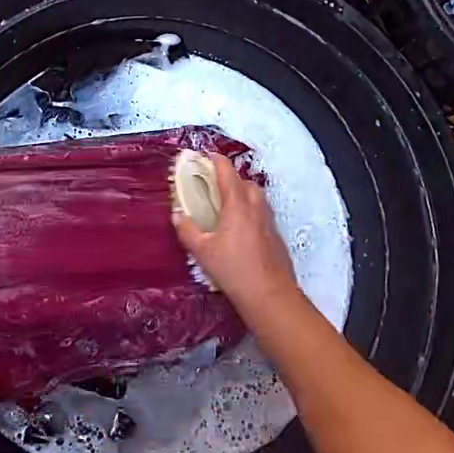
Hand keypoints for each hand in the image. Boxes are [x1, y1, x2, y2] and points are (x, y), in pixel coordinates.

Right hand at [171, 152, 308, 327]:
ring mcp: (269, 223)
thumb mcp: (202, 251)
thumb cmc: (233, 270)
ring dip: (243, 194)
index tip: (206, 155)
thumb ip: (187, 230)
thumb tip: (177, 215)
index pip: (228, 173)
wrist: (270, 296)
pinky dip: (251, 212)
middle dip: (231, 178)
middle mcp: (256, 209)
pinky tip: (240, 229)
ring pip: (258, 198)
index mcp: (237, 206)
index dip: (216, 160)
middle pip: (246, 183)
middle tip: (214, 185)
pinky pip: (262, 215)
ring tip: (226, 206)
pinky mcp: (276, 238)